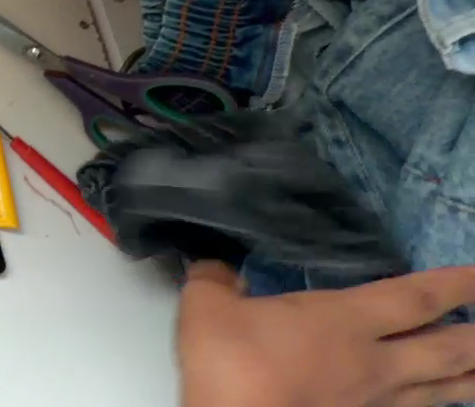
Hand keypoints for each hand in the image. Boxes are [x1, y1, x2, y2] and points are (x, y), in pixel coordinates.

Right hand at [178, 262, 474, 406]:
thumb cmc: (230, 356)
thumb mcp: (206, 302)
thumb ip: (217, 277)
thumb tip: (219, 263)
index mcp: (340, 321)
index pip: (410, 299)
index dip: (451, 284)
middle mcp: (376, 360)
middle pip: (449, 348)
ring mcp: (379, 397)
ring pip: (450, 385)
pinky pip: (423, 406)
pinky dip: (444, 397)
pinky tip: (443, 396)